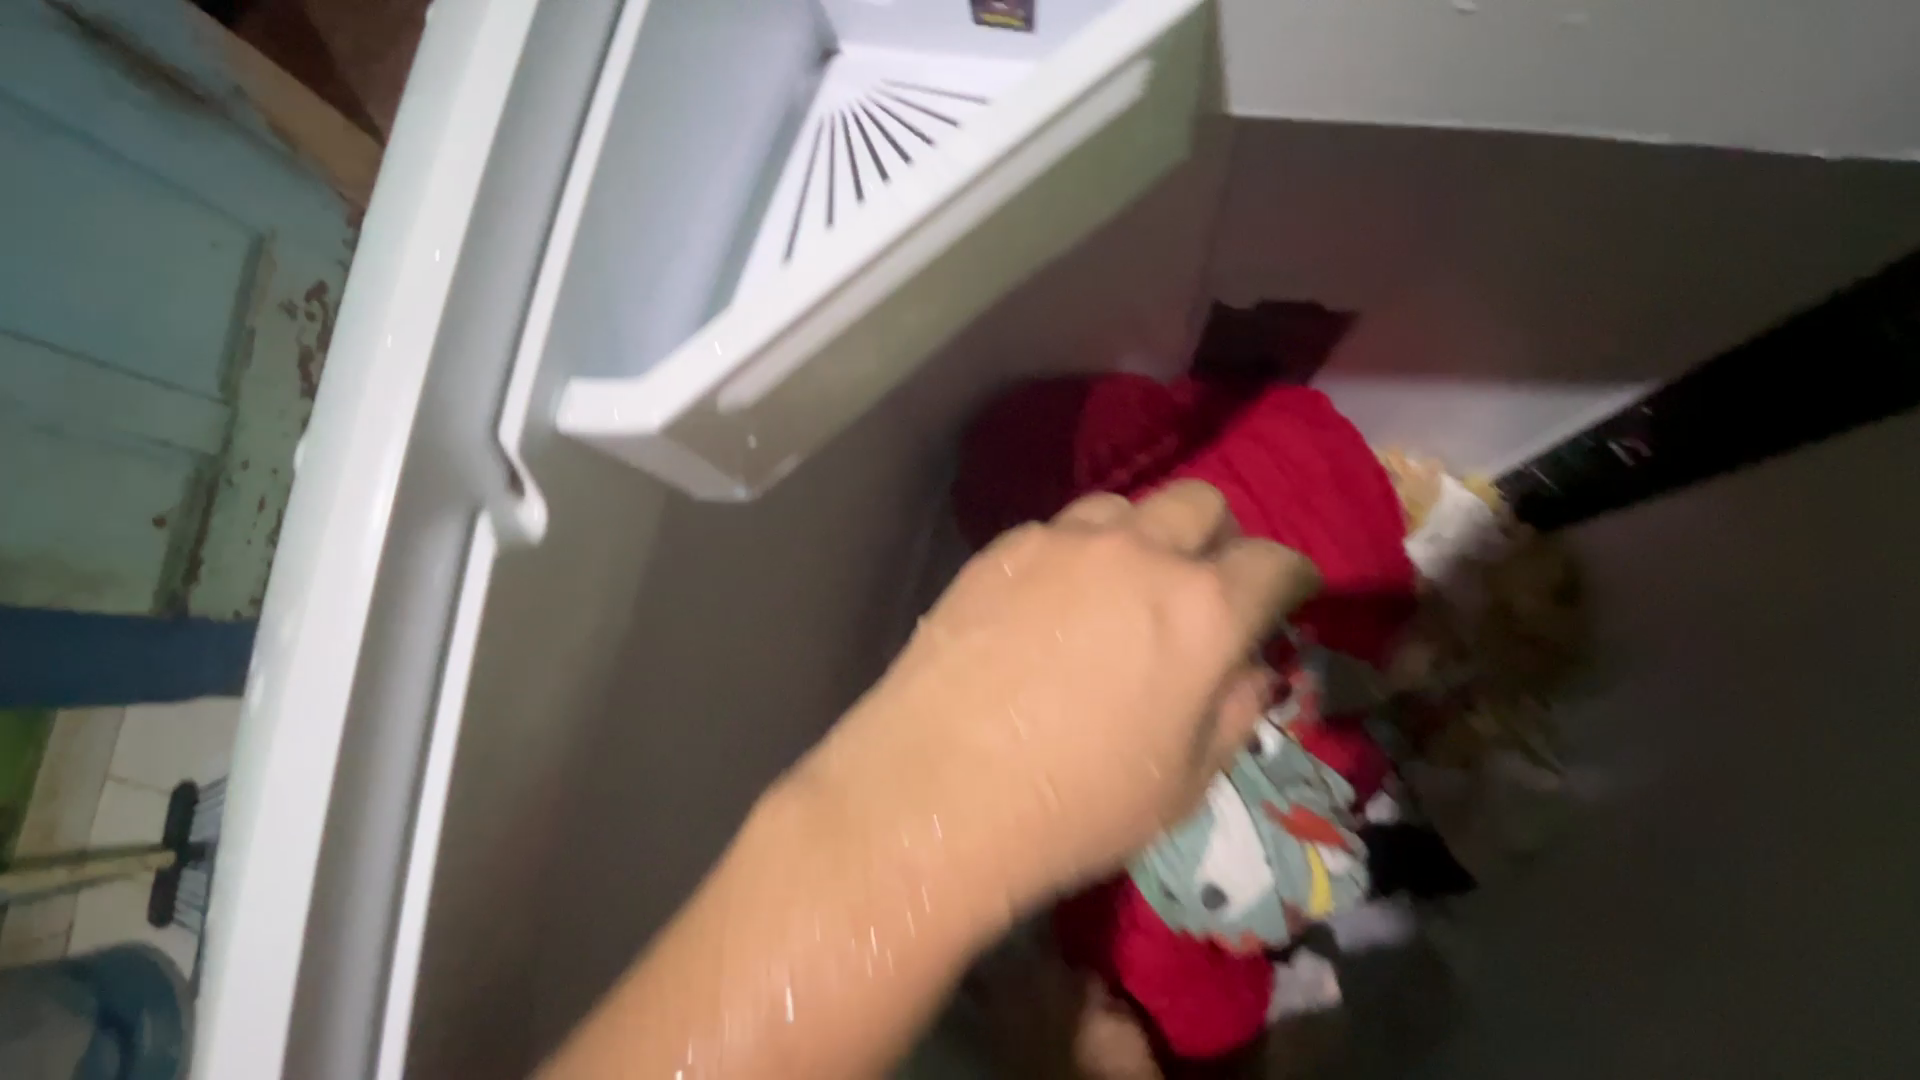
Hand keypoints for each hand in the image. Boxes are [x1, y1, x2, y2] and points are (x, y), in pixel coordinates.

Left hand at [806, 480, 1320, 914]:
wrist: (937, 792)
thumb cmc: (1076, 805)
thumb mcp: (1186, 782)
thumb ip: (1233, 710)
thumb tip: (1247, 669)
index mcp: (1200, 608)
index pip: (1274, 563)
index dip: (1291, 578)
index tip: (1286, 596)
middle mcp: (1135, 552)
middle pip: (1200, 503)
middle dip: (1217, 540)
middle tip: (1201, 586)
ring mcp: (1059, 543)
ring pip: (1123, 508)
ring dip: (1141, 538)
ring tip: (1120, 589)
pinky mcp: (998, 550)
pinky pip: (1056, 533)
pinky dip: (1075, 556)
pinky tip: (1049, 605)